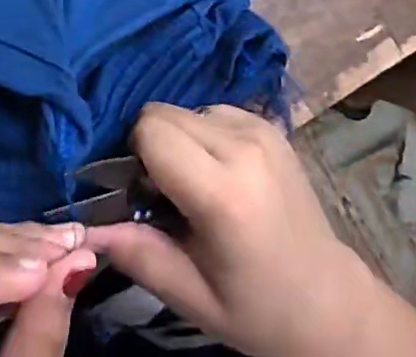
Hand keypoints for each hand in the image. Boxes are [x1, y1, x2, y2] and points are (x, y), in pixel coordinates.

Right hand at [82, 104, 378, 356]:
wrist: (329, 300)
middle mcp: (244, 146)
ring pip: (186, 108)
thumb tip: (86, 226)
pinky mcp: (271, 123)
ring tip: (193, 183)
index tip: (141, 193)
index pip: (151, 131)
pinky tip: (218, 171)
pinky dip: (203, 133)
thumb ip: (138, 254)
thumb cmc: (256, 308)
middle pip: (164, 112)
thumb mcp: (192, 297)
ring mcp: (261, 129)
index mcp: (224, 193)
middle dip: (150, 144)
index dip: (134, 156)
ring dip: (177, 138)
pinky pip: (213, 110)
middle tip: (162, 192)